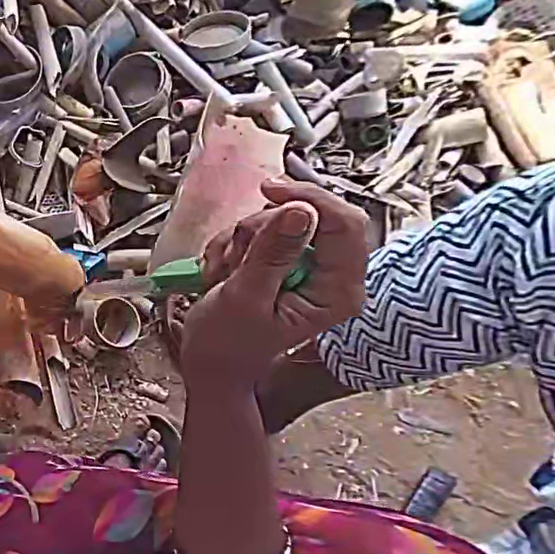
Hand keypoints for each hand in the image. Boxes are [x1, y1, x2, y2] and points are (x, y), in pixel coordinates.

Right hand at [181, 180, 367, 389]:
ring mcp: (307, 269)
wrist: (210, 362)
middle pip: (310, 217)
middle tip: (233, 253)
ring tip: (223, 269)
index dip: (310, 200)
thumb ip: (273, 253)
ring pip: (280, 221)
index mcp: (337, 292)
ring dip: (241, 238)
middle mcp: (331, 277)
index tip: (270, 191)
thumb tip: (301, 211)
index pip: (345, 225)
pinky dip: (234, 244)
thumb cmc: (226, 343)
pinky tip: (222, 268)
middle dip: (262, 227)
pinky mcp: (285, 263)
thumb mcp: (244, 297)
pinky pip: (261, 232)